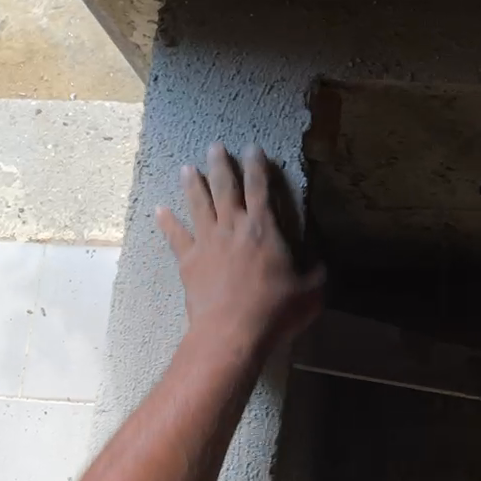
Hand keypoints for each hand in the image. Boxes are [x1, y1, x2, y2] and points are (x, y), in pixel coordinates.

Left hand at [155, 143, 323, 355]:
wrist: (231, 332)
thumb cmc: (275, 311)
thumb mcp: (311, 292)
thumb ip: (316, 273)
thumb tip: (320, 263)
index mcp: (264, 229)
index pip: (261, 188)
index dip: (258, 166)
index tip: (253, 148)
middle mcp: (233, 227)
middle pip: (224, 188)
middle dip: (221, 165)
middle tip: (215, 147)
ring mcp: (207, 242)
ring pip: (198, 204)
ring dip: (192, 184)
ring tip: (187, 169)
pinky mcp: (189, 261)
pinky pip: (176, 236)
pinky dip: (167, 222)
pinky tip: (159, 210)